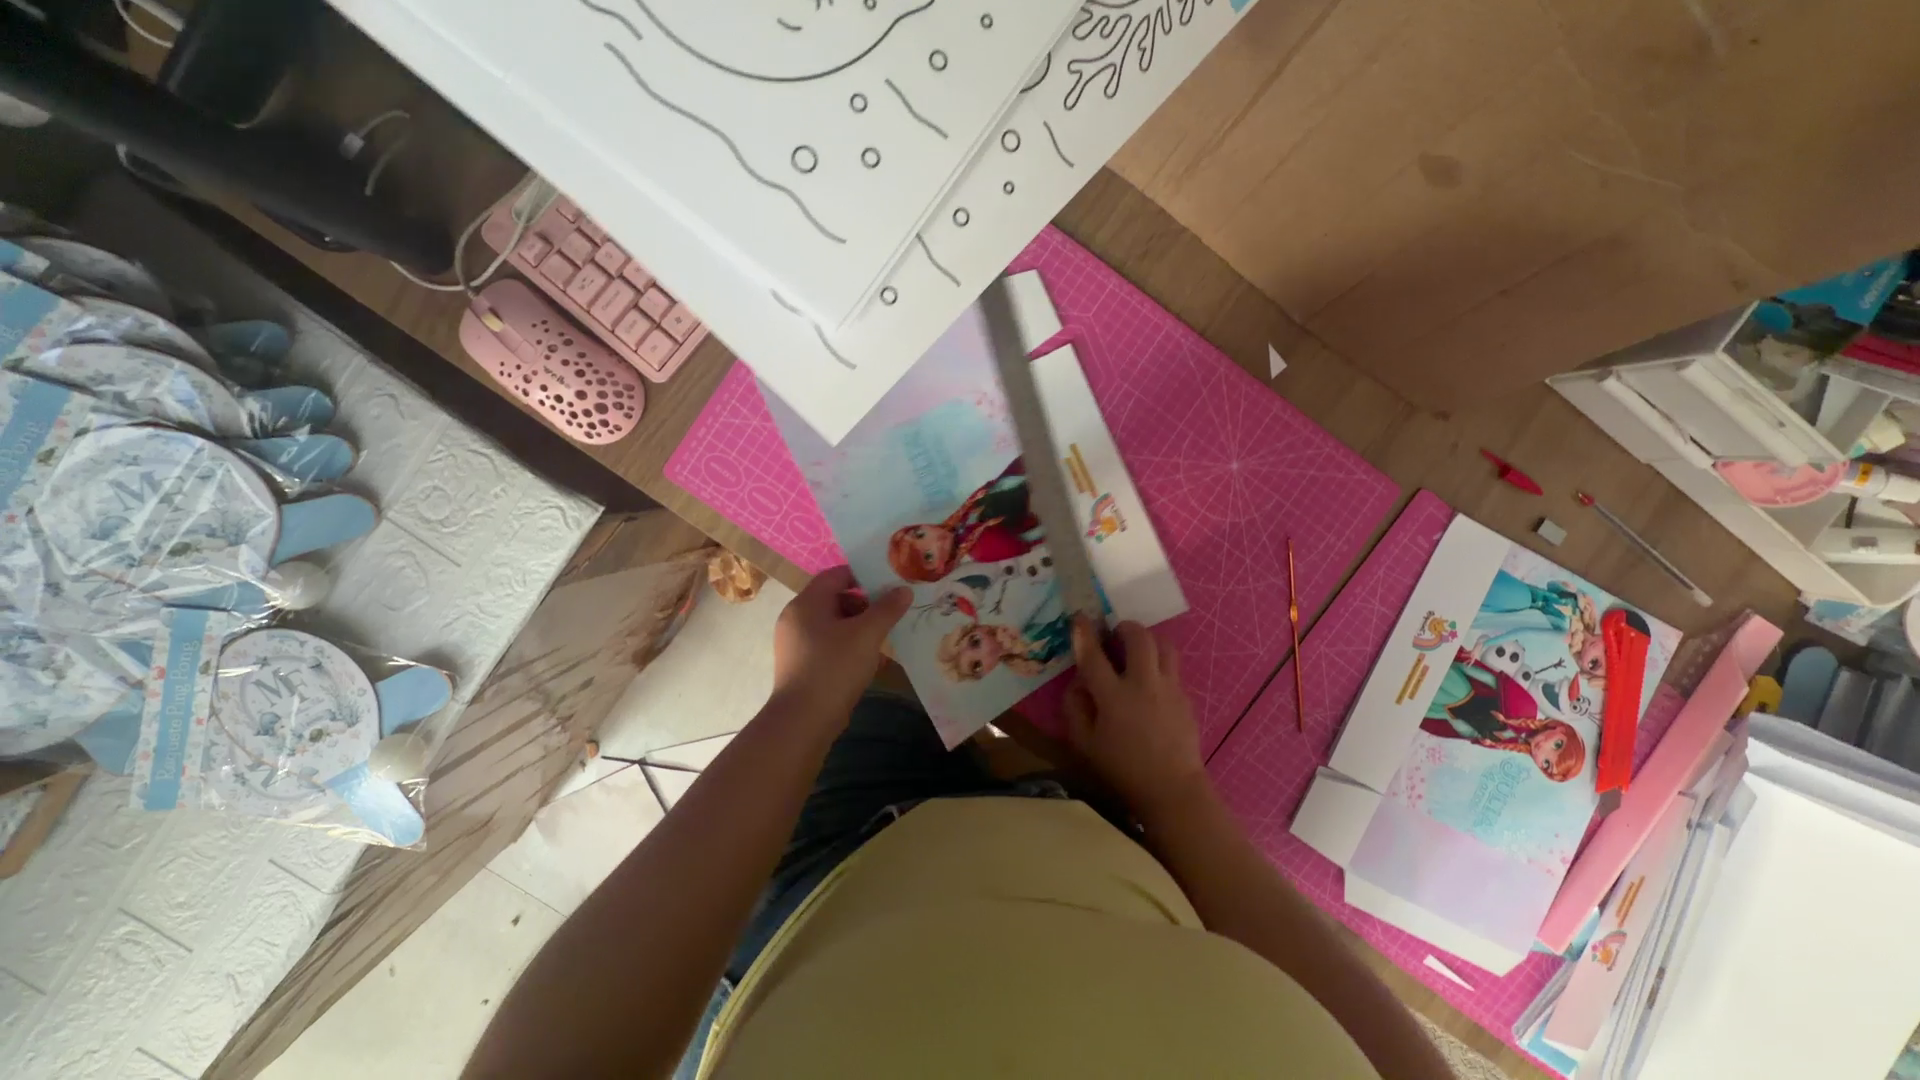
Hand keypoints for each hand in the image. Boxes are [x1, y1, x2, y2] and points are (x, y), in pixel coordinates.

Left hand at [771, 566, 911, 721]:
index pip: (835, 575)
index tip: (888, 586)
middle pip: (834, 600)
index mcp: (806, 604)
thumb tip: (903, 590)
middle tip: (888, 618)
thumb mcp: (867, 635)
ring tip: (881, 643)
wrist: (803, 720)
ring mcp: (794, 644)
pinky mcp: (799, 666)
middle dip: (864, 607)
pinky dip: (847, 648)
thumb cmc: (834, 667)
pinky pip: (827, 646)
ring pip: (832, 626)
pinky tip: (867, 664)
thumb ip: (887, 609)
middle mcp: (795, 619)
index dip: (862, 575)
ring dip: (858, 630)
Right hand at [1063, 617, 1208, 822]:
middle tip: (1115, 633)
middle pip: (1139, 637)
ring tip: (1137, 652)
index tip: (1079, 618)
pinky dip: (1159, 666)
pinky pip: (1172, 669)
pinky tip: (1150, 684)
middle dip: (1125, 627)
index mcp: (1114, 696)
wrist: (1171, 788)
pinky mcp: (1185, 697)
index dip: (1084, 633)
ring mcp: (1170, 688)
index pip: (1094, 655)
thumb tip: (1078, 683)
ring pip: (1164, 645)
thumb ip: (1076, 708)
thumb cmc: (1121, 769)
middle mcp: (1144, 684)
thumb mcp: (1084, 744)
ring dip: (1148, 641)